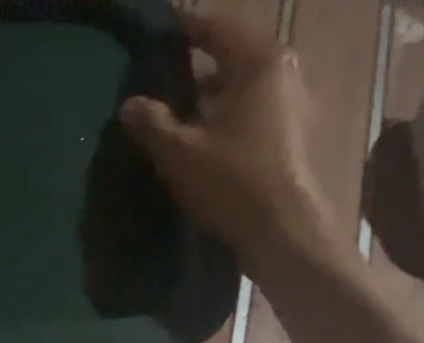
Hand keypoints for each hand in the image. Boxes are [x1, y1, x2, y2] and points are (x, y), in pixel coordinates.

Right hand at [120, 12, 348, 271]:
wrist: (283, 233)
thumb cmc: (232, 182)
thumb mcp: (179, 152)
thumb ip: (151, 123)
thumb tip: (130, 104)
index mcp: (259, 62)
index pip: (215, 29)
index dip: (184, 28)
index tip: (160, 29)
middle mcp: (284, 74)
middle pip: (233, 58)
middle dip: (198, 65)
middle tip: (164, 72)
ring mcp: (293, 107)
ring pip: (243, 89)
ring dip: (212, 96)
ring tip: (178, 110)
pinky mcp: (293, 139)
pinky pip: (254, 114)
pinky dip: (228, 118)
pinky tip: (204, 139)